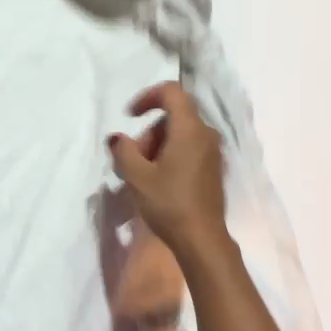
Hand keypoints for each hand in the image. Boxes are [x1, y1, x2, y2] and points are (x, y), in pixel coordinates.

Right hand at [109, 82, 228, 255]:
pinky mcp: (213, 169)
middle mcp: (205, 133)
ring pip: (181, 135)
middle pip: (174, 116)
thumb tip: (117, 139)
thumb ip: (124, 152)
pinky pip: (189, 150)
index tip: (129, 116)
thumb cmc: (169, 204)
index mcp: (189, 128)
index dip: (147, 97)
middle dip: (149, 132)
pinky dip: (171, 157)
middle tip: (132, 160)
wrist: (201, 238)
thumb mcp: (137, 178)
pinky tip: (158, 183)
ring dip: (158, 147)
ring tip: (142, 175)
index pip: (171, 92)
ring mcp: (212, 152)